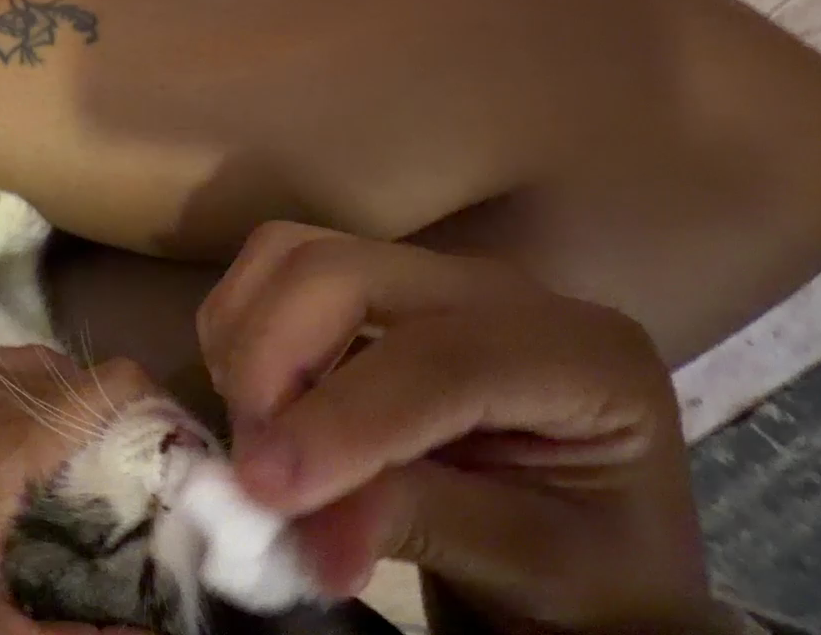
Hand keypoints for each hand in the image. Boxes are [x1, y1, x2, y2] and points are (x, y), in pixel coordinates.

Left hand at [0, 350, 158, 634]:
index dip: (151, 400)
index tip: (180, 440)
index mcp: (4, 448)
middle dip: (113, 399)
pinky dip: (17, 377)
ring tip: (89, 438)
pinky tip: (18, 418)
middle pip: (65, 369)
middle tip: (141, 454)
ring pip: (22, 359)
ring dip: (65, 385)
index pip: (97, 388)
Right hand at [198, 223, 719, 634]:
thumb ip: (417, 528)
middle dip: (270, 360)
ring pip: (288, 254)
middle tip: (252, 458)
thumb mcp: (533, 566)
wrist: (572, 535)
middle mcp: (492, 288)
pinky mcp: (361, 280)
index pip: (439, 359)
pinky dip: (237, 327)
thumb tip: (299, 527)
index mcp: (578, 355)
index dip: (343, 419)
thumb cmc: (583, 565)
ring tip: (255, 428)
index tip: (266, 488)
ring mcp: (417, 273)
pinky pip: (268, 269)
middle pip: (340, 273)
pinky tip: (259, 398)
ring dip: (244, 338)